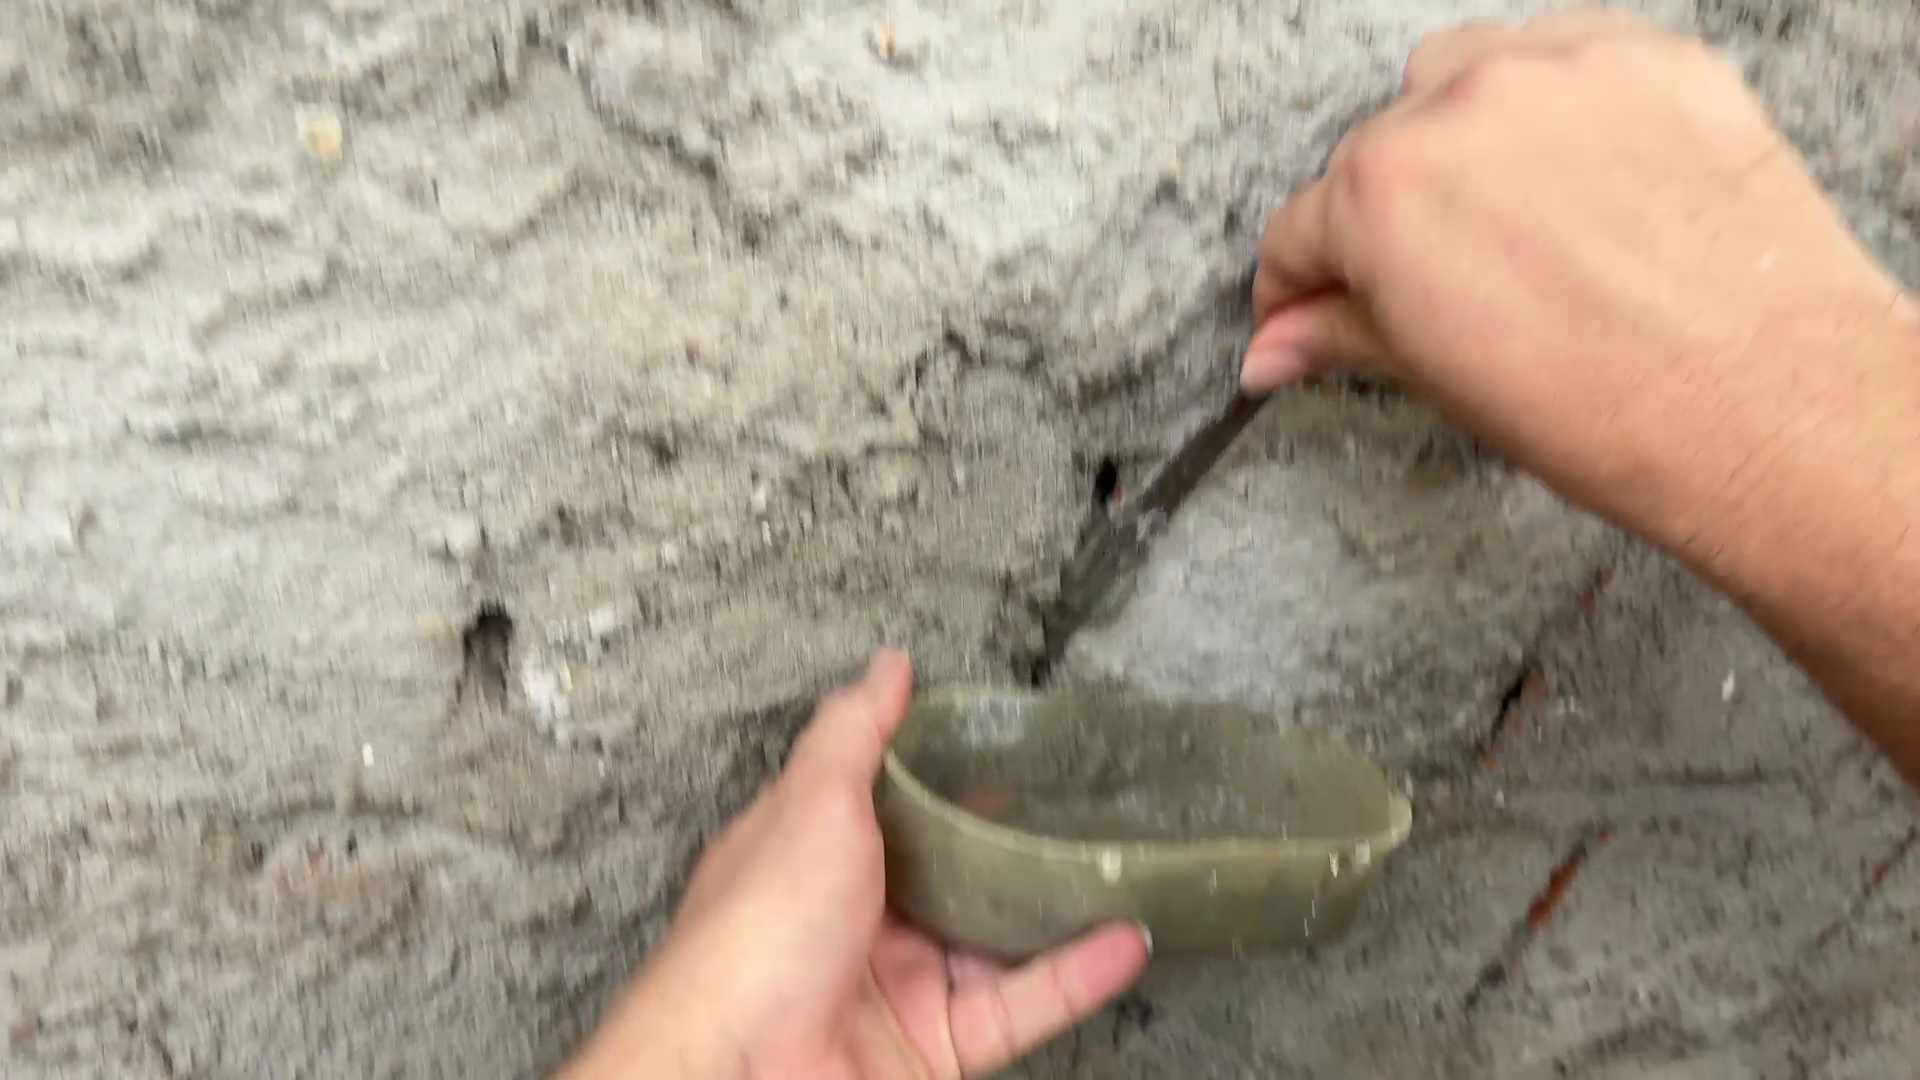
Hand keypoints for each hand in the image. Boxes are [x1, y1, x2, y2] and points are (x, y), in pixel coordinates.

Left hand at [563, 652, 1149, 1079]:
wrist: (744, 1076)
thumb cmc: (766, 925)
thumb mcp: (813, 801)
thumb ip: (855, 731)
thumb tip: (891, 664)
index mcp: (823, 852)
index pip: (889, 799)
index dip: (938, 769)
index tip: (995, 740)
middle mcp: (863, 915)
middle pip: (950, 869)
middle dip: (1006, 837)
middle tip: (1070, 796)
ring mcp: (902, 982)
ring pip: (996, 936)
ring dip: (1055, 905)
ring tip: (1114, 861)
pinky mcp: (940, 1045)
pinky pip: (1021, 1004)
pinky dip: (1076, 975)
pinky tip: (1127, 939)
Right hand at [1242, 11, 1916, 557]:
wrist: (1749, 397)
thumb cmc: (1581, 398)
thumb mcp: (1421, 367)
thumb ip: (1331, 335)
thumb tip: (1268, 352)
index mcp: (1378, 197)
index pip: (1291, 234)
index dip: (1285, 289)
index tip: (1297, 315)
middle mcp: (1454, 113)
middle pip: (1360, 160)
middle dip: (1357, 226)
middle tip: (1387, 283)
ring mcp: (1557, 73)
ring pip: (1441, 83)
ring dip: (1428, 143)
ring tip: (1460, 211)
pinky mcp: (1647, 61)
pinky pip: (1545, 58)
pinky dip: (1520, 108)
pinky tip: (1538, 173)